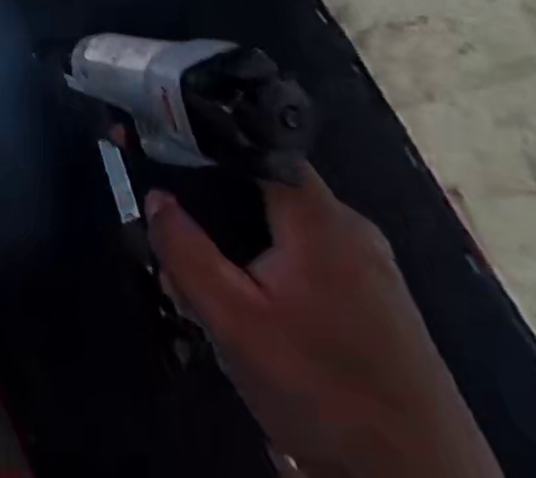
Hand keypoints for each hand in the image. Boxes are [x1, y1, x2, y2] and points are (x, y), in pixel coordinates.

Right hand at [145, 171, 501, 477]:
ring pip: (288, 231)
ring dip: (244, 250)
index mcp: (318, 215)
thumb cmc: (318, 387)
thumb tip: (157, 198)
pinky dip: (275, 272)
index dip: (209, 149)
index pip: (258, 148)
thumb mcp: (232, 321)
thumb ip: (186, 252)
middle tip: (183, 259)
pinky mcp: (379, 300)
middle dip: (218, 216)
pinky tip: (257, 319)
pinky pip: (313, 262)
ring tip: (214, 297)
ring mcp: (371, 264)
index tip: (169, 170)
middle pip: (267, 193)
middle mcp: (350, 226)